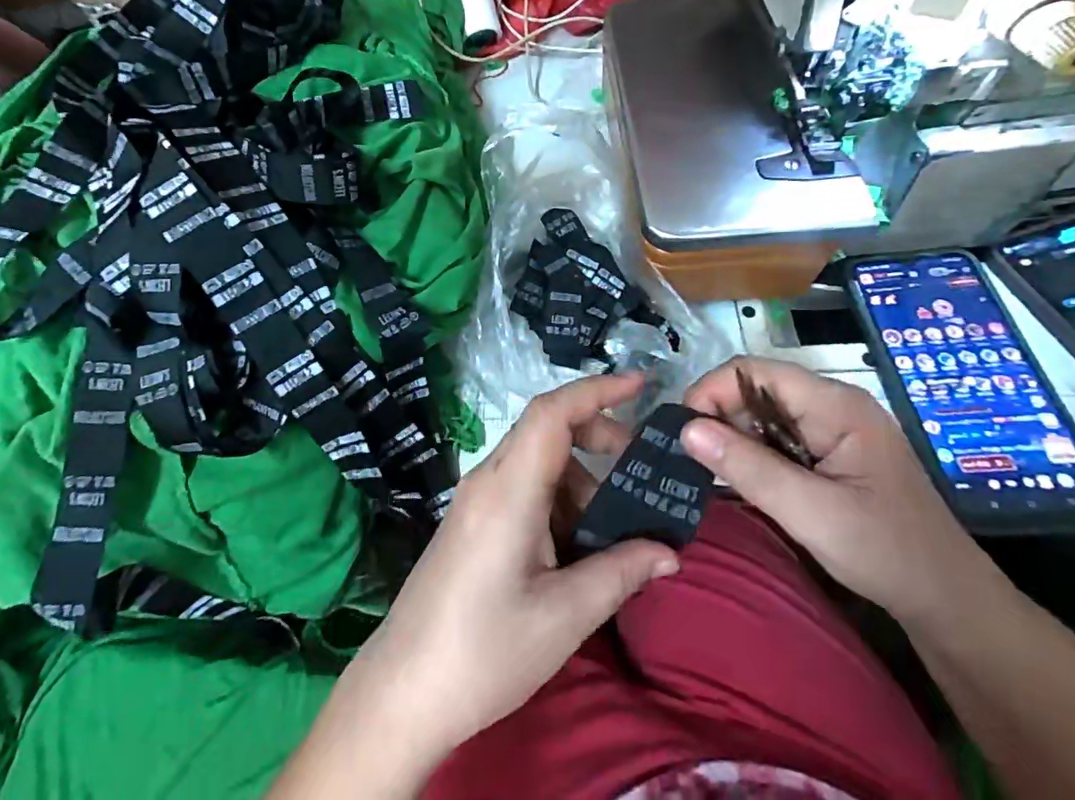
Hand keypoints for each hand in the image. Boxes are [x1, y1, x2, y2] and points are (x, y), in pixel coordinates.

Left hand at [275, 373, 678, 796]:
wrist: (404, 691)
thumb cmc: (485, 652)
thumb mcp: (565, 615)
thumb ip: (621, 572)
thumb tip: (669, 551)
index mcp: (507, 491)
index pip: (551, 413)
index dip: (597, 390)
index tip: (642, 383)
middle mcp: (486, 482)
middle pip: (545, 431)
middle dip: (598, 438)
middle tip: (640, 474)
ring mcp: (473, 502)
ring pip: (536, 464)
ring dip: (580, 482)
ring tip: (614, 533)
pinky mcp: (470, 524)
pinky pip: (521, 491)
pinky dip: (557, 503)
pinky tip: (578, 550)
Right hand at [681, 356, 1001, 624]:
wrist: (947, 600)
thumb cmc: (885, 552)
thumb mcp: (811, 512)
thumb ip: (748, 467)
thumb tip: (685, 429)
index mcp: (836, 405)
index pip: (755, 371)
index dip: (712, 391)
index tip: (684, 433)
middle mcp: (833, 405)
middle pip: (756, 389)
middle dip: (718, 416)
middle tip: (691, 459)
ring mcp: (832, 429)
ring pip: (763, 415)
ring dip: (733, 437)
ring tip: (706, 470)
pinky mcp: (829, 452)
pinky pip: (777, 438)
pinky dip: (752, 454)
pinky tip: (737, 480)